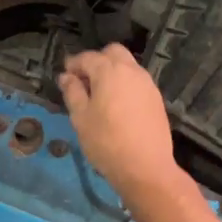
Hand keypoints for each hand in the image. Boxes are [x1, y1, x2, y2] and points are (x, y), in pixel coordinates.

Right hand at [58, 42, 180, 202]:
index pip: (87, 58)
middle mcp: (130, 69)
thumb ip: (72, 92)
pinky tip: (119, 105)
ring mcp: (146, 83)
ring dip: (113, 72)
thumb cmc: (107, 142)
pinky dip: (125, 84)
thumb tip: (66, 76)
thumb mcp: (81, 118)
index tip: (65, 76)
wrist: (147, 169)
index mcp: (109, 70)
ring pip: (127, 65)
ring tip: (102, 95)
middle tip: (85, 82)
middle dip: (97, 61)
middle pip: (111, 53)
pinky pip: (137, 81)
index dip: (73, 64)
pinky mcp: (156, 98)